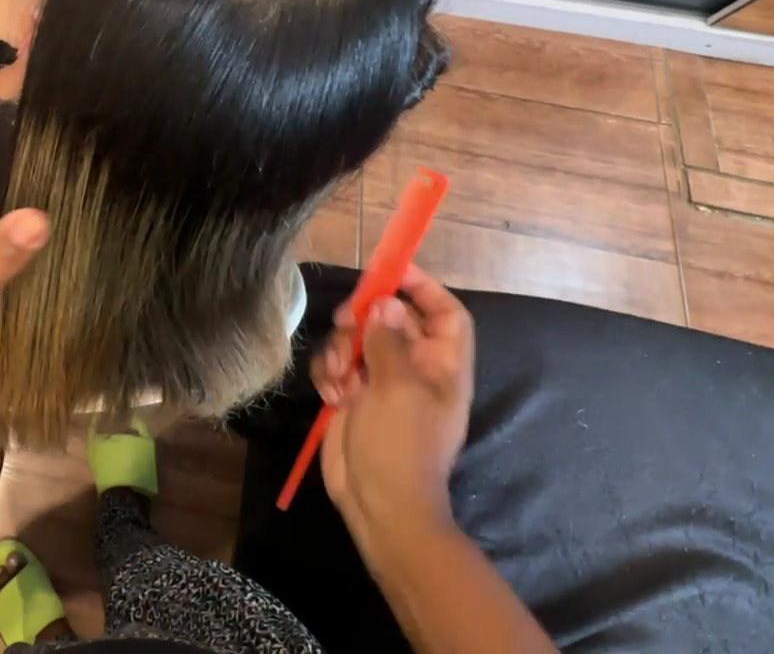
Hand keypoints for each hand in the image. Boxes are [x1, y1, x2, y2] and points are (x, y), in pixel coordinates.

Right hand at [310, 265, 472, 554]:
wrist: (379, 503)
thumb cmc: (402, 445)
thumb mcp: (399, 387)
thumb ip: (390, 339)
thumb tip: (385, 301)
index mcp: (442, 365)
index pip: (445, 313)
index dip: (424, 288)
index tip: (391, 271)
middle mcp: (413, 368)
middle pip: (389, 318)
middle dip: (364, 318)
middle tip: (346, 326)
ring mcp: (380, 382)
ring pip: (356, 339)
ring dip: (340, 350)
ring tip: (339, 379)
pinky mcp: (351, 395)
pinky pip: (335, 365)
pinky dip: (328, 373)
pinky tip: (331, 395)